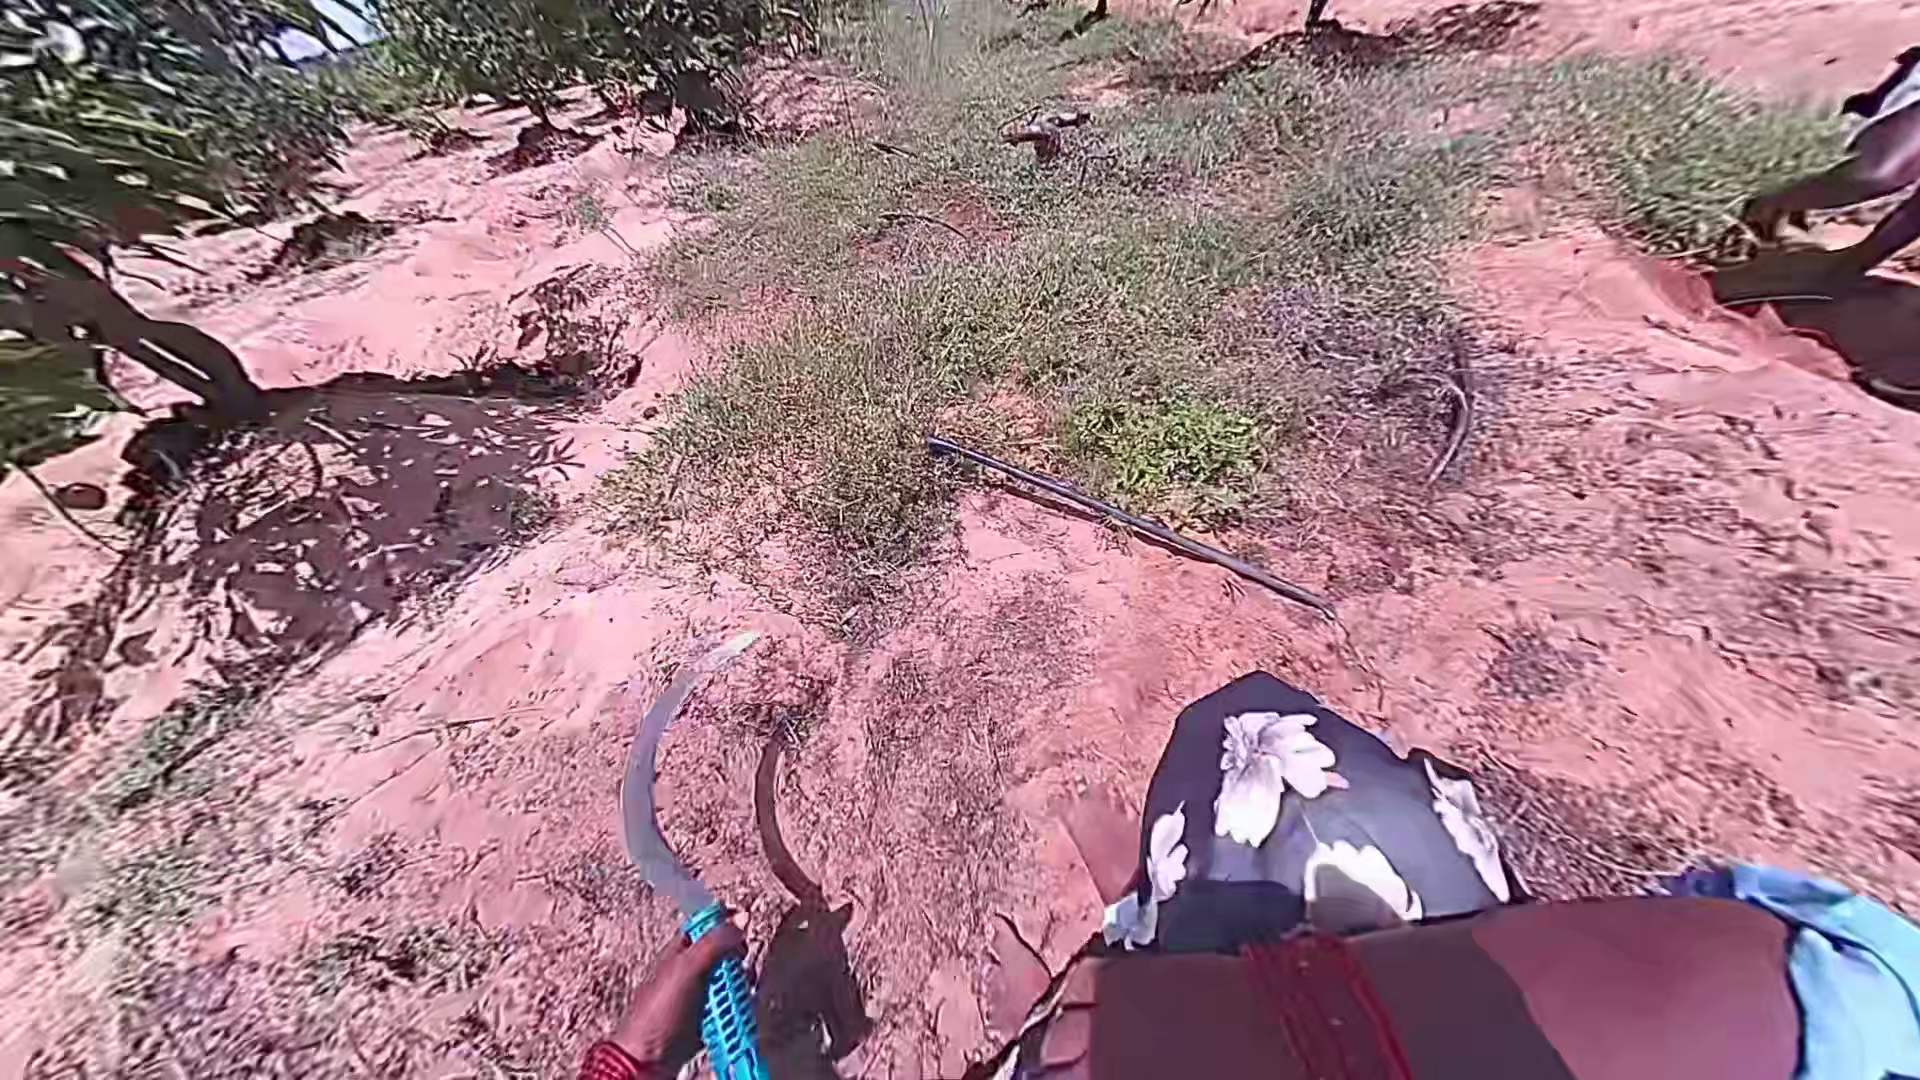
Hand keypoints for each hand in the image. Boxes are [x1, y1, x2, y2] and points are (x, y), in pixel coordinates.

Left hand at [613, 914, 747, 1068]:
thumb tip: (742, 918)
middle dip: (738, 954)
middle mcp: (690, 968)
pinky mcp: (704, 1018)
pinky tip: (739, 1008)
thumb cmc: (659, 1013)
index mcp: (681, 949)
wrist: (645, 1065)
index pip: (707, 922)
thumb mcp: (688, 968)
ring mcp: (697, 994)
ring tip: (742, 988)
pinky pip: (729, 1003)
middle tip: (740, 962)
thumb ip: (716, 940)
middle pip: (723, 949)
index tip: (743, 926)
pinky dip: (737, 1004)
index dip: (726, 920)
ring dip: (740, 981)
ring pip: (729, 976)